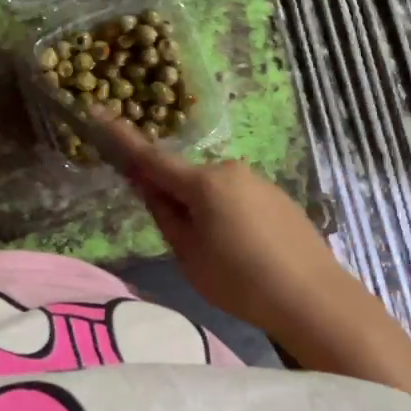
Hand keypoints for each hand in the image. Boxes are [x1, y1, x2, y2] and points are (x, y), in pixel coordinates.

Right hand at [99, 115, 359, 338]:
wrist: (314, 298)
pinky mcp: (277, 197)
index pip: (152, 158)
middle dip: (178, 201)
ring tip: (225, 260)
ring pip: (214, 192)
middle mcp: (228, 169)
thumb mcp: (189, 255)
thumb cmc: (241, 281)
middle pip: (187, 179)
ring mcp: (257, 180)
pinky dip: (233, 220)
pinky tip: (249, 256)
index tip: (96, 112)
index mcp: (202, 182)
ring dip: (207, 213)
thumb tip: (146, 183)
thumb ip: (164, 214)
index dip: (122, 138)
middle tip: (186, 245)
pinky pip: (239, 200)